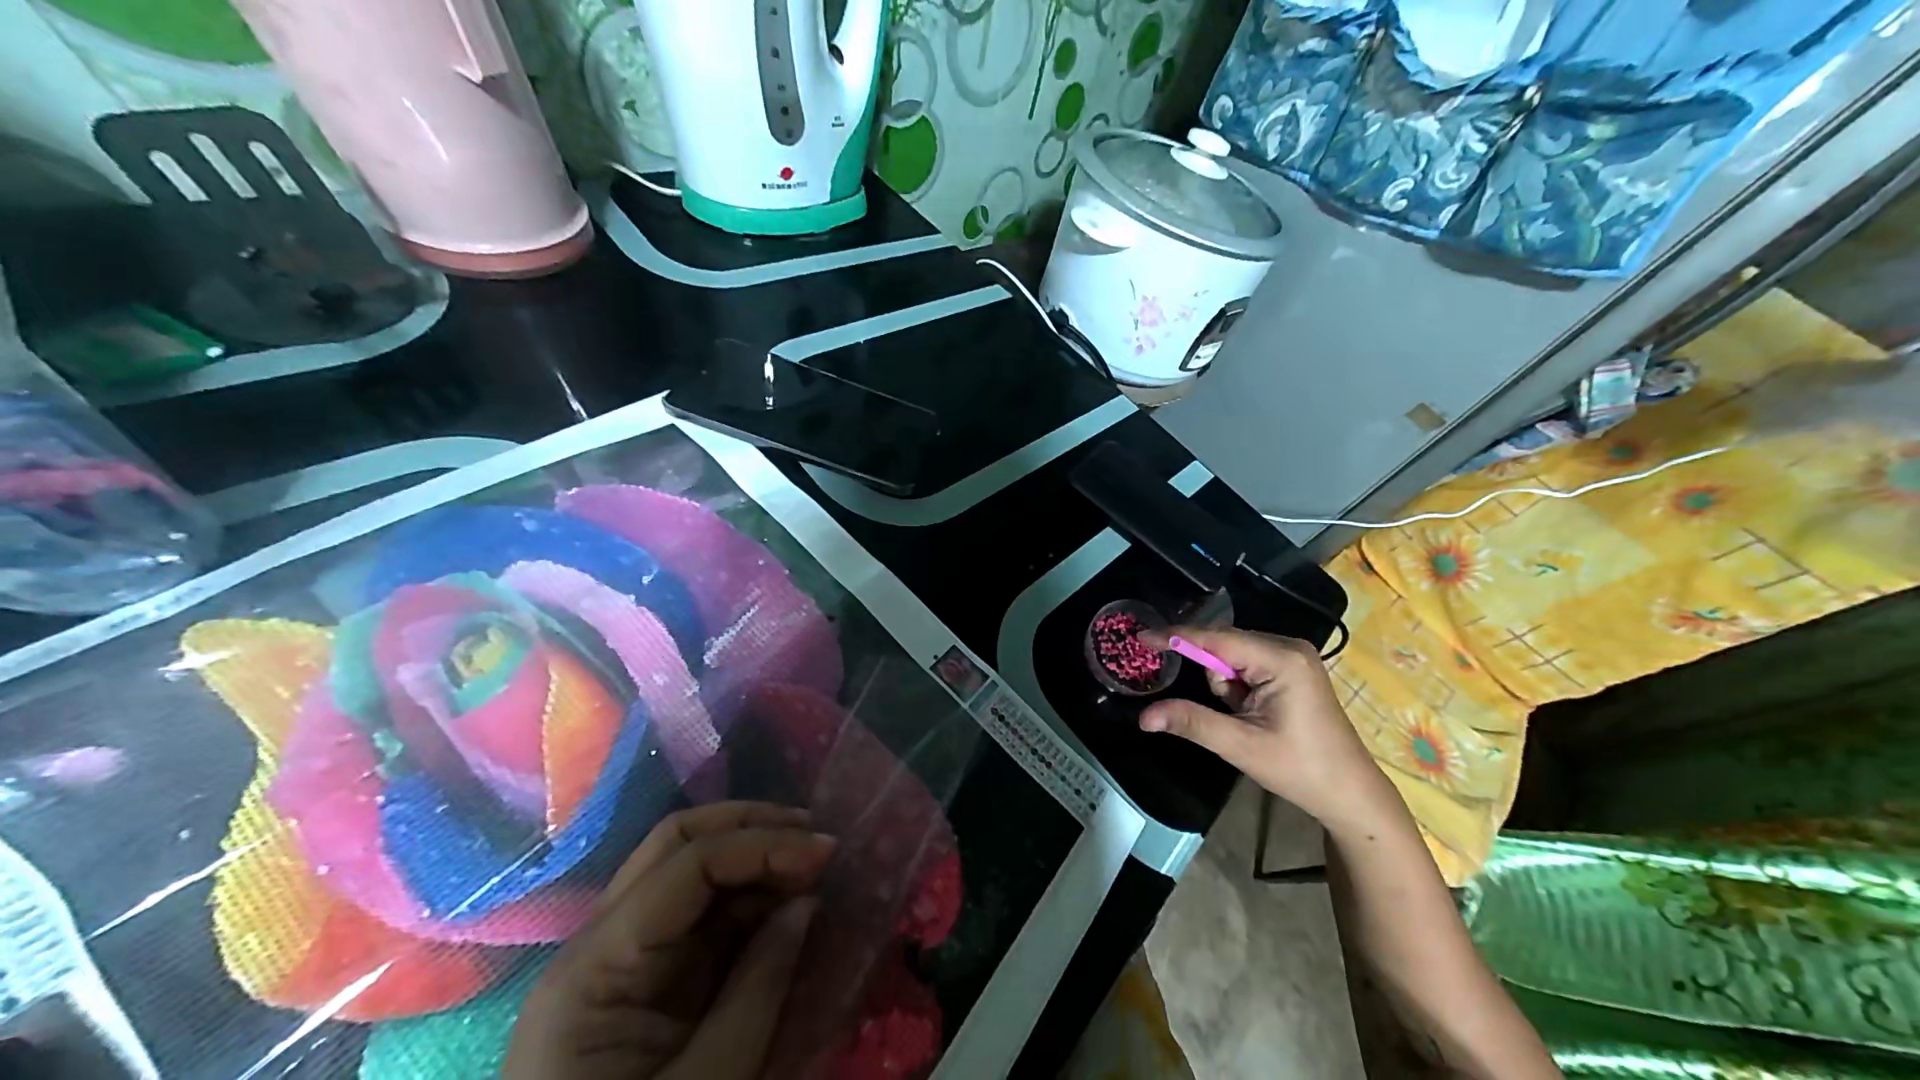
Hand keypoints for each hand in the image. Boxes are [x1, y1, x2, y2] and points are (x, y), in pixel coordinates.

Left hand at [503, 802, 835, 1079]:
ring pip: (685, 871)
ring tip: (809, 869)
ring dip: (751, 858)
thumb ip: (761, 986)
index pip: (686, 865)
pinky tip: (783, 904)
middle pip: (675, 845)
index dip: (761, 844)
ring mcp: (620, 958)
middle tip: (814, 839)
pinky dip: (743, 899)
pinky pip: (694, 916)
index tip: (825, 850)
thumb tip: (806, 903)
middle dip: (750, 828)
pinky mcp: (641, 980)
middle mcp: (600, 943)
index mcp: (597, 966)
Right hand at [1138, 627, 1398, 835]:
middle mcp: (1288, 646)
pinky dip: (1236, 685)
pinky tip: (1251, 712)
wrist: (1350, 794)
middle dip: (1212, 677)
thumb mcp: (1240, 746)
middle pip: (1223, 644)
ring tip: (1245, 718)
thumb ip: (1191, 722)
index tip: (1140, 637)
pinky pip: (1245, 664)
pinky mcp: (1292, 667)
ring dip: (1225, 685)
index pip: (1216, 639)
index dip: (1175, 637)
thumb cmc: (1300, 770)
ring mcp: (1292, 655)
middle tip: (1226, 712)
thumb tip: (1144, 716)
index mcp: (1282, 659)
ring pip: (1231, 655)